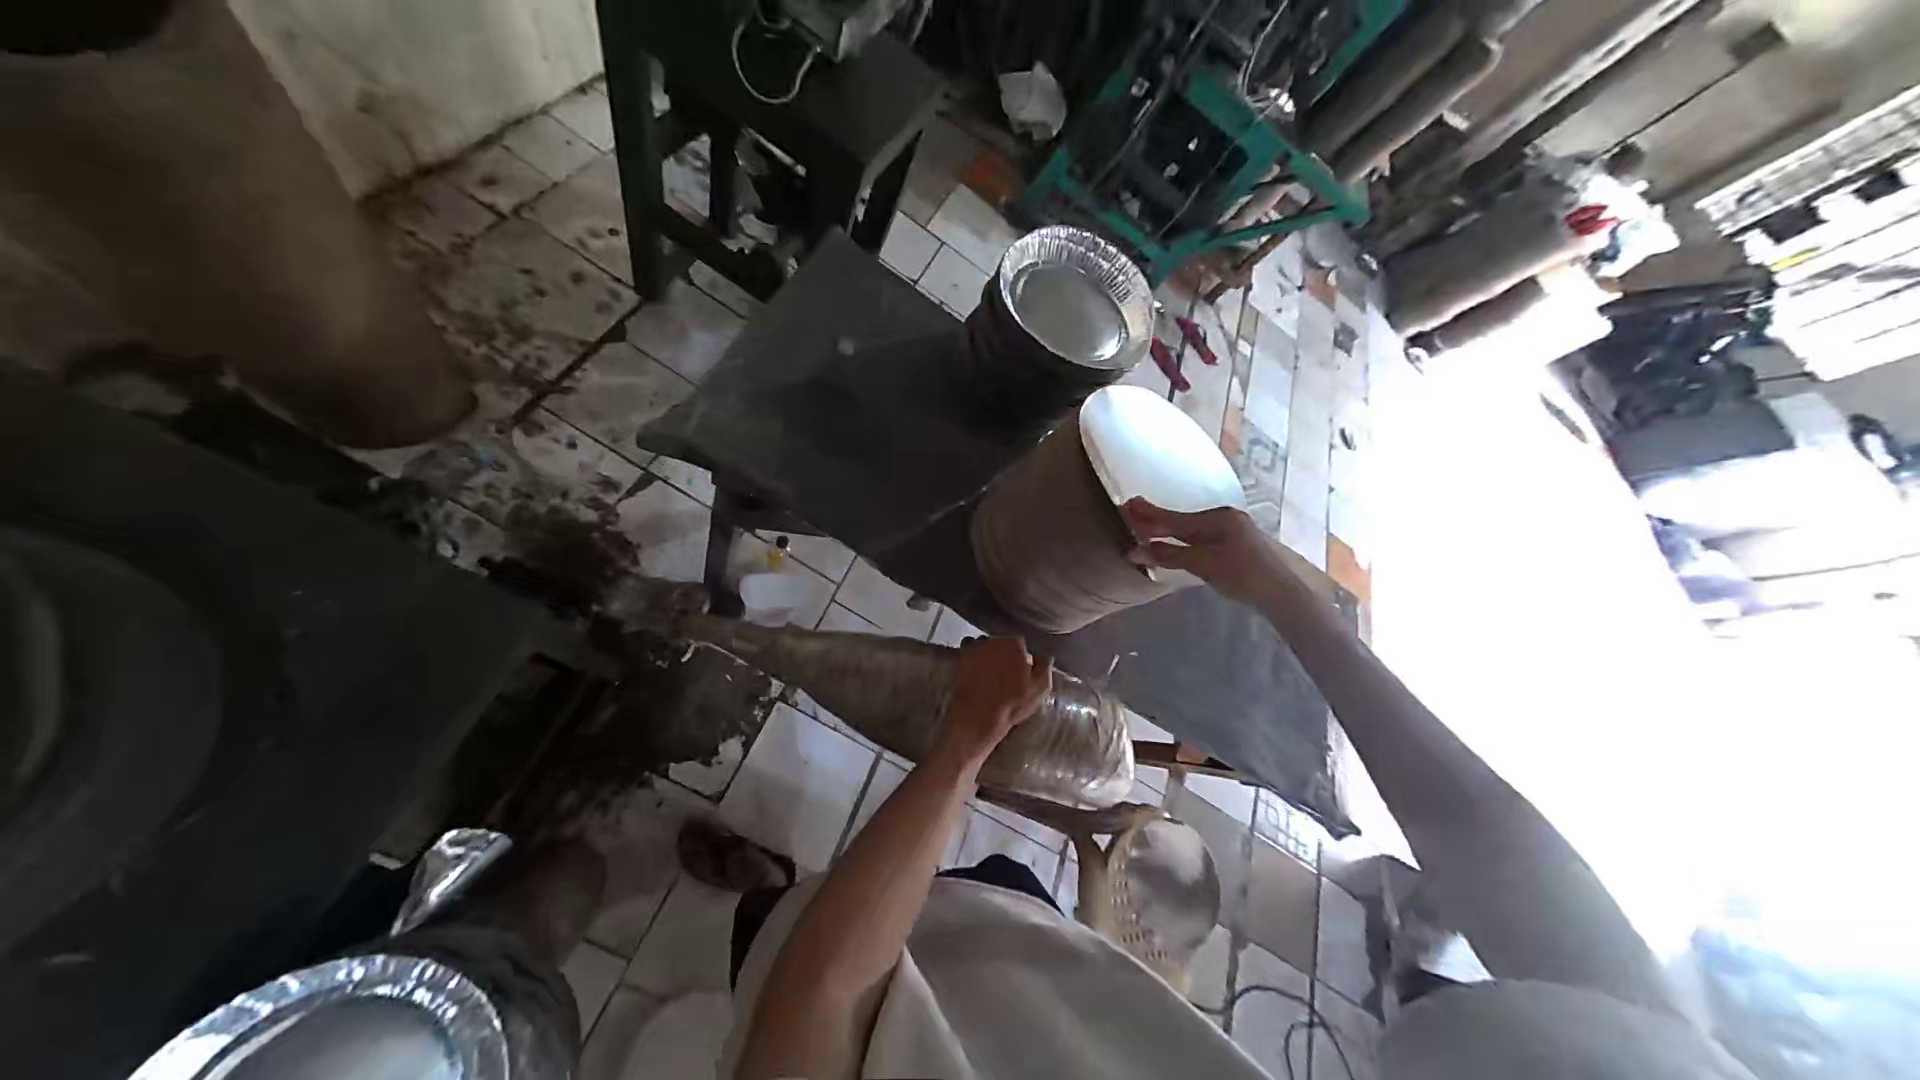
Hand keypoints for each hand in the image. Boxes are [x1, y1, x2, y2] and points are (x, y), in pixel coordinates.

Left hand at [939, 637, 1051, 765]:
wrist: (979, 715)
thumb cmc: (1012, 703)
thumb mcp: (1040, 688)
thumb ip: (1044, 666)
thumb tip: (1043, 653)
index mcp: (1015, 643)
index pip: (1020, 643)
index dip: (1020, 656)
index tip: (1019, 668)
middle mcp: (995, 639)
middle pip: (1002, 641)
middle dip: (1004, 652)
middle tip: (1005, 670)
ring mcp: (976, 646)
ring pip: (985, 643)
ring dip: (988, 652)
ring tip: (989, 669)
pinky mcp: (961, 655)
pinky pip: (968, 646)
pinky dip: (972, 653)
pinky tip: (975, 666)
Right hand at [1121, 497, 1322, 606]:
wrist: (1284, 592)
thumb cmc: (1243, 574)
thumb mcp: (1202, 564)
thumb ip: (1169, 555)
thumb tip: (1135, 550)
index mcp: (1216, 518)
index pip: (1174, 519)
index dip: (1148, 517)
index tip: (1125, 506)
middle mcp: (1224, 519)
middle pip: (1183, 521)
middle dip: (1156, 519)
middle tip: (1130, 508)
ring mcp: (1233, 532)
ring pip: (1193, 530)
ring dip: (1169, 529)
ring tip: (1147, 526)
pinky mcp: (1238, 546)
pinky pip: (1203, 538)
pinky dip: (1184, 539)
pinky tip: (1177, 541)